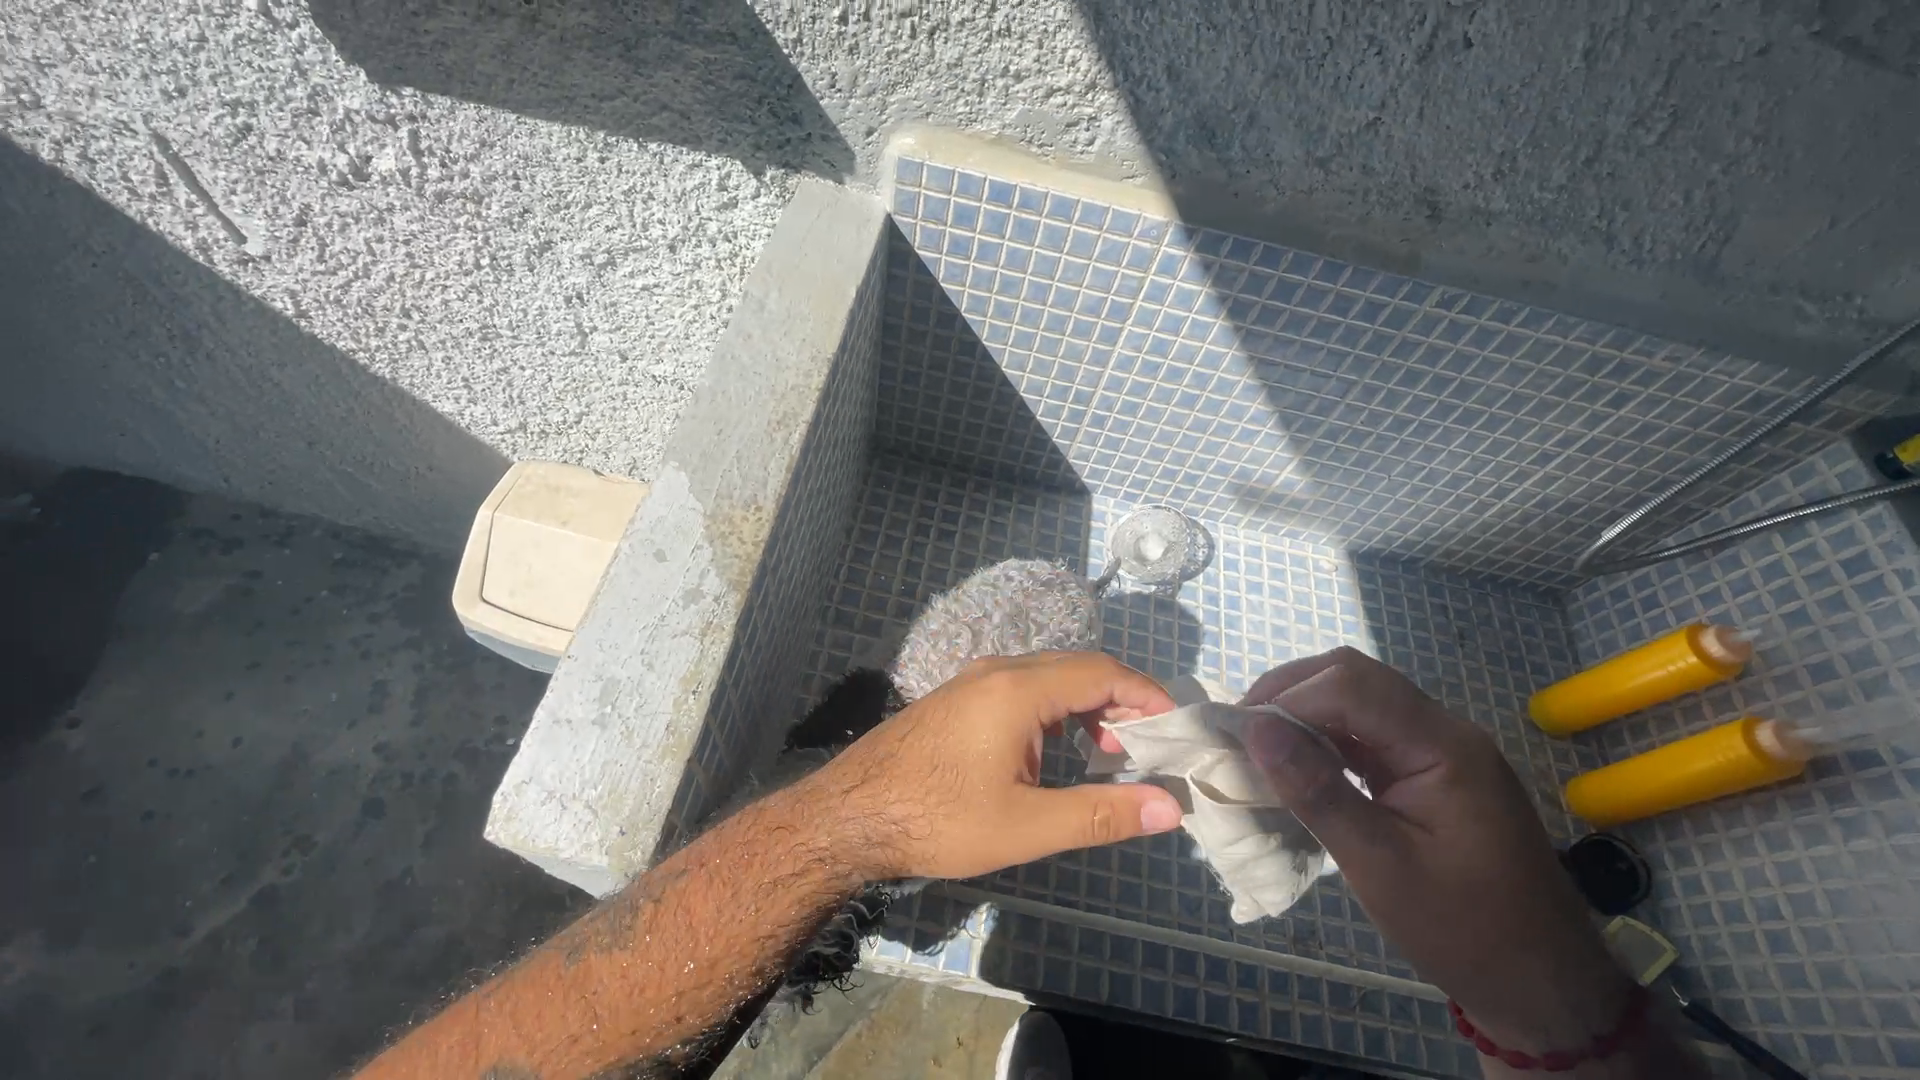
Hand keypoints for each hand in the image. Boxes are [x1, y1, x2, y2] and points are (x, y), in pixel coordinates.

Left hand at [800, 651, 1186, 881]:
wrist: (850, 815)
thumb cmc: (938, 819)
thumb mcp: (1026, 825)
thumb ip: (1100, 813)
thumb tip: (1169, 808)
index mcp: (1018, 689)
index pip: (1103, 671)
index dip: (1147, 695)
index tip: (1175, 729)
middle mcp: (997, 670)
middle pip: (1077, 667)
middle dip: (1121, 700)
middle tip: (1148, 746)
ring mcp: (972, 681)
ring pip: (1049, 676)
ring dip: (1086, 705)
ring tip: (1107, 752)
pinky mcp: (957, 698)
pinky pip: (1022, 687)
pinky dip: (1054, 710)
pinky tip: (1053, 752)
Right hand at [1239, 648, 1635, 1052]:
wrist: (1543, 988)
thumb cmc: (1462, 930)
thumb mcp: (1379, 865)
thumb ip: (1317, 790)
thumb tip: (1256, 728)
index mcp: (1443, 747)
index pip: (1352, 685)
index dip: (1289, 697)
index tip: (1241, 734)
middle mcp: (1445, 733)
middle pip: (1356, 678)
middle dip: (1291, 693)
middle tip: (1243, 731)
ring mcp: (1441, 751)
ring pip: (1361, 701)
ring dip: (1305, 713)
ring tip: (1259, 745)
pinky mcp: (1432, 774)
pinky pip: (1371, 734)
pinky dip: (1327, 739)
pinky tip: (1298, 764)